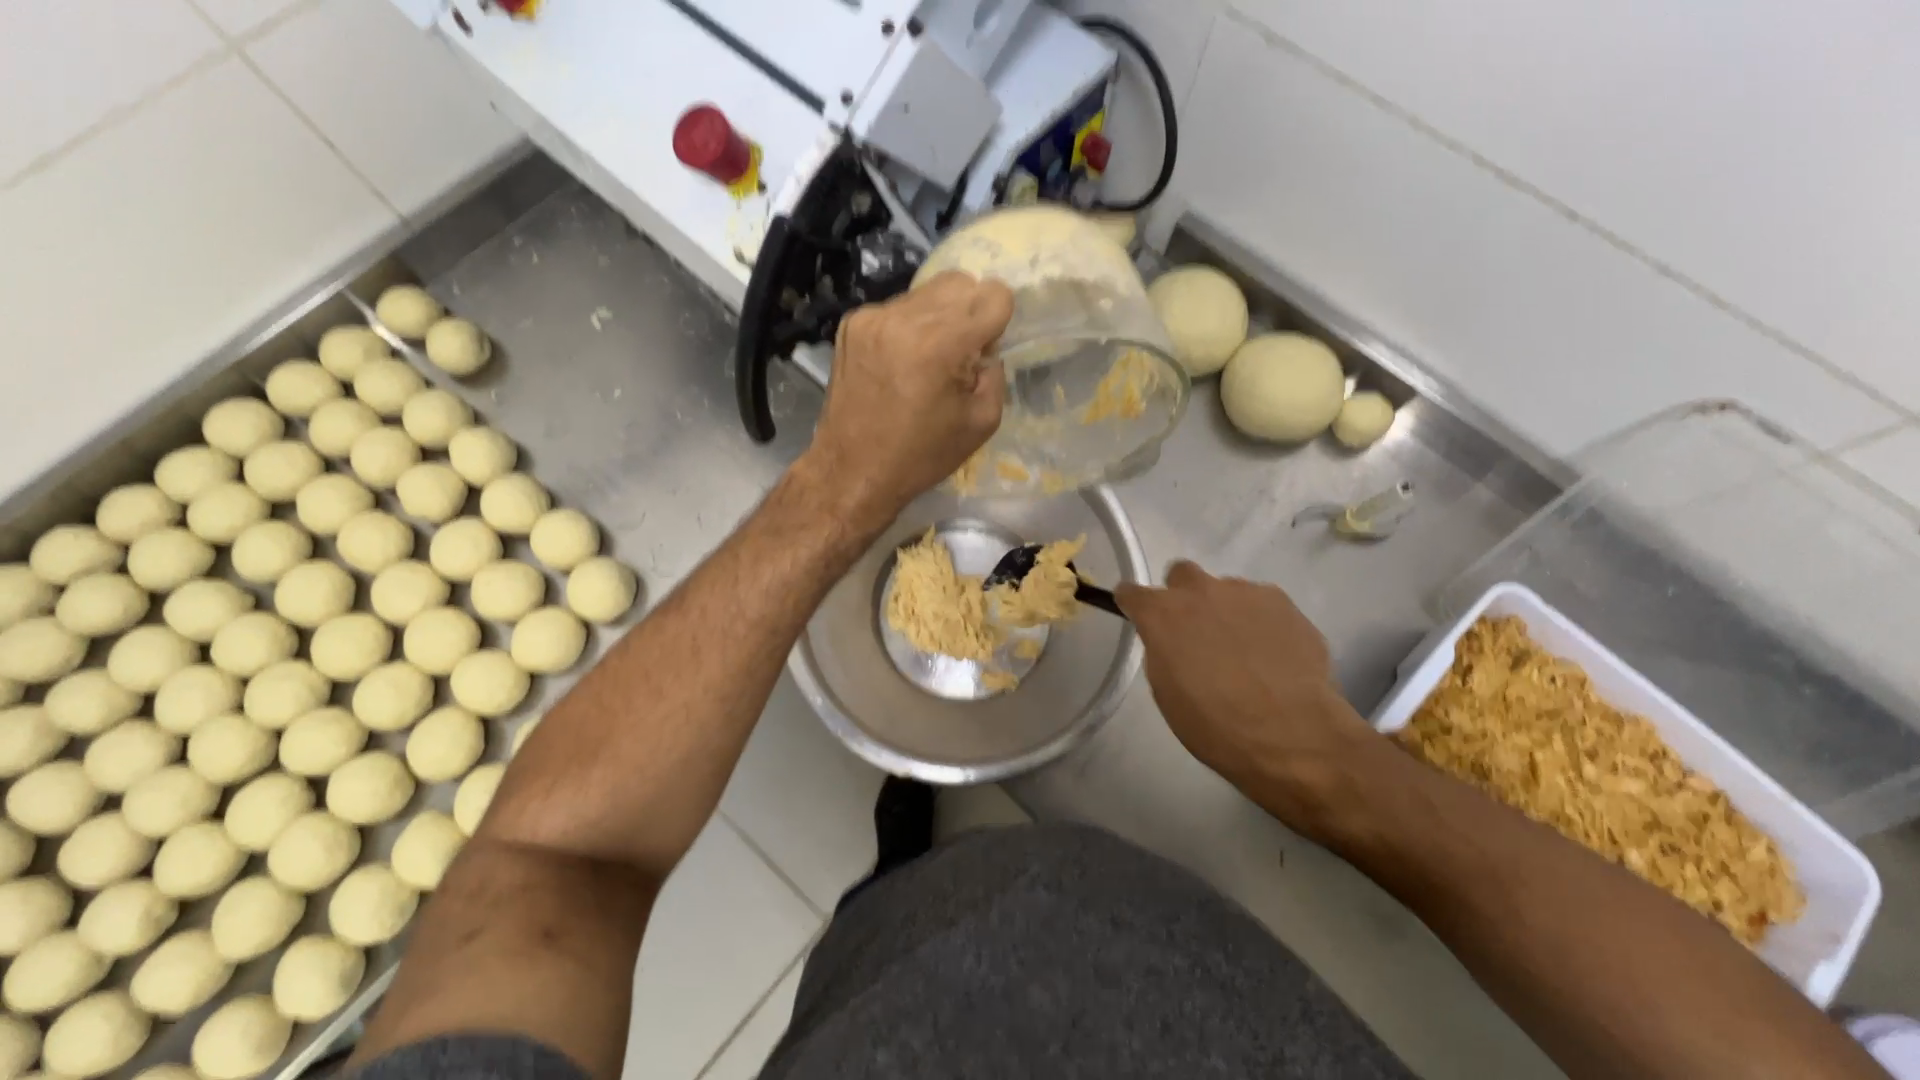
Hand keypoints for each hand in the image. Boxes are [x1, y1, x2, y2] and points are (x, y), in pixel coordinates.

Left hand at [803, 271, 1014, 525]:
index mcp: (940, 344)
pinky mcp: (852, 323)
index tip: (986, 349)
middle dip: (971, 311)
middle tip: (961, 353)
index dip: (999, 321)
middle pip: (961, 282)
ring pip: (928, 291)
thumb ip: (994, 372)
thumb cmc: (920, 456)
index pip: (994, 295)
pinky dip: (909, 326)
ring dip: (940, 316)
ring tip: (928, 358)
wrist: (851, 470)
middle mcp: (904, 318)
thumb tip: (986, 347)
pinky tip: (900, 361)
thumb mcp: (982, 422)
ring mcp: (874, 317)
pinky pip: (898, 307)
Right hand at [1116, 562, 1379, 834]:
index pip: (1132, 593)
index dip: (1134, 606)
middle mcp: (1200, 592)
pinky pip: (1261, 604)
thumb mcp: (1167, 693)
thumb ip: (1163, 652)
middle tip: (1196, 632)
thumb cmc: (1215, 724)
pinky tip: (1273, 655)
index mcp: (1163, 615)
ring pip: (1226, 591)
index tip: (1140, 619)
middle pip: (1181, 575)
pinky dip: (1260, 623)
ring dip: (1226, 612)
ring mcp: (1245, 592)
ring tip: (1246, 653)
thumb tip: (1171, 640)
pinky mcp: (1283, 602)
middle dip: (1183, 597)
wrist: (1290, 732)